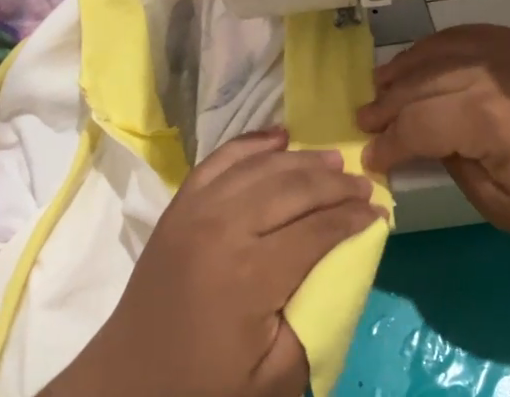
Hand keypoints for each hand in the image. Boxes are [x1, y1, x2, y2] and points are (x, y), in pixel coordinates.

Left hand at [48, 127, 382, 396]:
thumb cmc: (205, 384)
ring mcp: (195, 209)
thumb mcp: (273, 377)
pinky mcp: (178, 205)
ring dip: (300, 159)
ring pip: (259, 166)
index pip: (315, 229)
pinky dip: (251, 143)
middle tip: (364, 183)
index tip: (379, 211)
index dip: (351, 217)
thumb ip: (314, 322)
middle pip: (291, 188)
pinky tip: (278, 138)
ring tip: (333, 161)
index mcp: (249, 274)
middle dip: (334, 184)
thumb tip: (342, 267)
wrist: (130, 380)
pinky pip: (220, 159)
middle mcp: (222, 227)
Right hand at [358, 24, 509, 266]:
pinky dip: (443, 43)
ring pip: (442, 50)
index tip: (368, 157)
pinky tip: (428, 56)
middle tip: (363, 118)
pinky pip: (474, 34)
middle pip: (422, 81)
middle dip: (387, 102)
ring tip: (383, 82)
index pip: (416, 123)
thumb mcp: (499, 205)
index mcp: (485, 117)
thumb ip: (451, 164)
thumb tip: (420, 144)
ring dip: (407, 66)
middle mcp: (493, 73)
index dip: (387, 142)